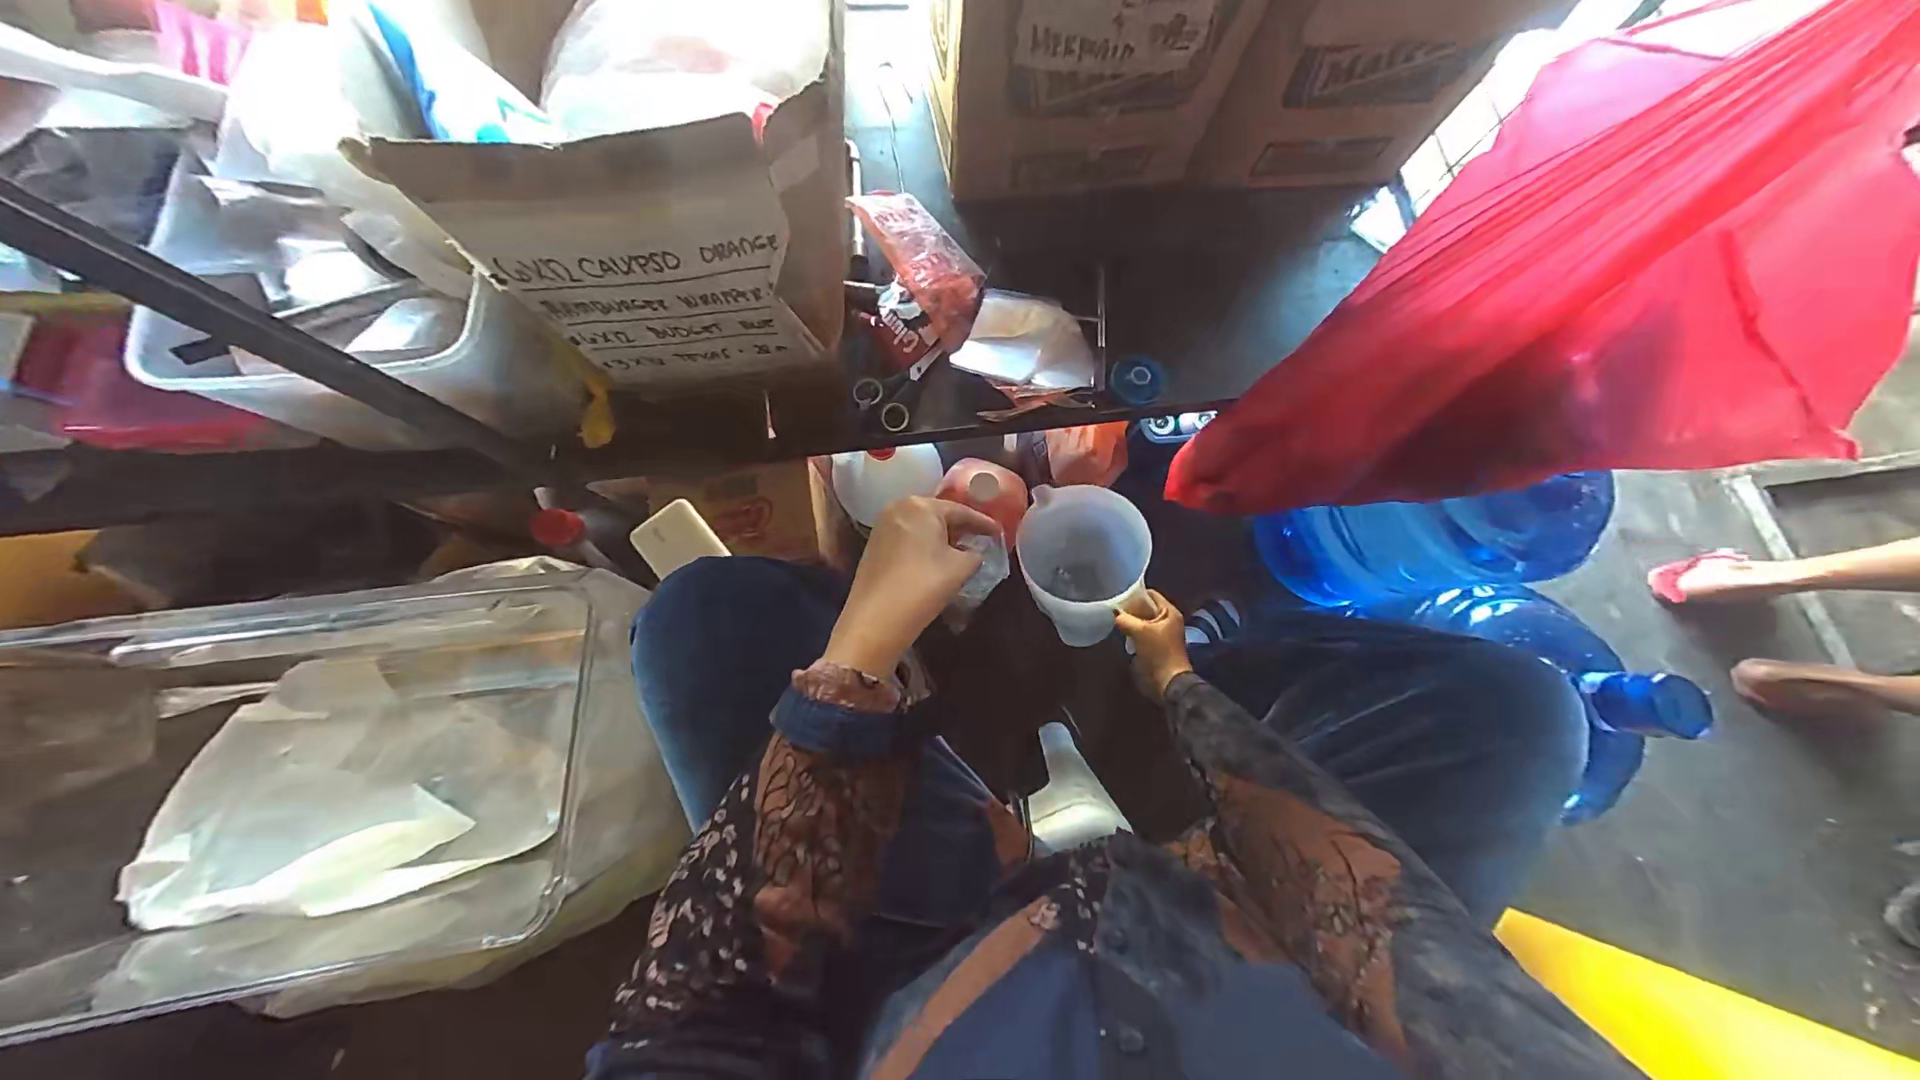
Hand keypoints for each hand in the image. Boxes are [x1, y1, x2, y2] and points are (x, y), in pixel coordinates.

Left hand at [822, 496, 1000, 677]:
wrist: (876, 619)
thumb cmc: (923, 585)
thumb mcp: (961, 568)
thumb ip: (974, 554)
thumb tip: (973, 551)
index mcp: (921, 505)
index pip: (961, 510)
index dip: (983, 523)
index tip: (999, 532)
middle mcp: (898, 507)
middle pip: (937, 514)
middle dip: (960, 527)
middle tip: (981, 539)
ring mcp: (882, 526)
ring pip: (920, 526)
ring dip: (940, 536)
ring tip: (960, 550)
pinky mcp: (873, 545)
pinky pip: (907, 538)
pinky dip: (923, 545)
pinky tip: (934, 559)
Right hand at [1113, 589, 1192, 700]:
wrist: (1168, 681)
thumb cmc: (1158, 652)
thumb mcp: (1140, 631)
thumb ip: (1125, 619)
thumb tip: (1115, 613)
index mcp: (1169, 612)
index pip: (1151, 594)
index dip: (1135, 593)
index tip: (1119, 595)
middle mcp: (1168, 620)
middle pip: (1146, 607)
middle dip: (1131, 608)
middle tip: (1114, 608)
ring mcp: (1162, 633)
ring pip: (1143, 620)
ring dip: (1131, 621)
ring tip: (1116, 620)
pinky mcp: (1156, 645)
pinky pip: (1142, 632)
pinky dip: (1133, 632)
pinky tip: (1122, 633)